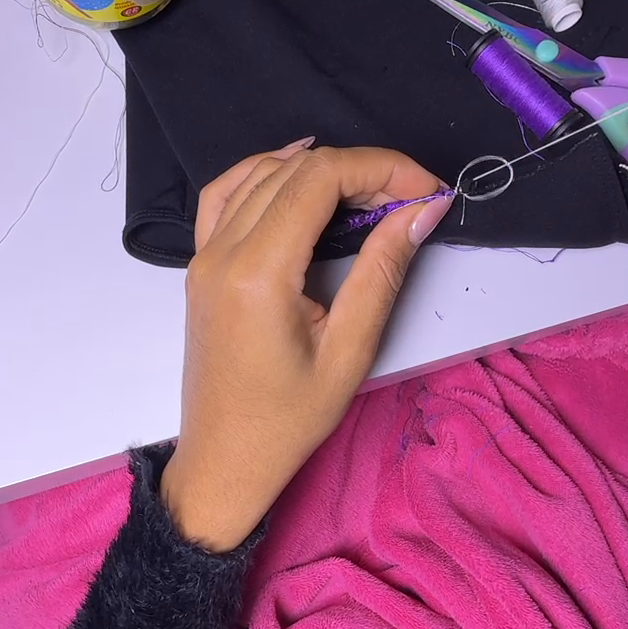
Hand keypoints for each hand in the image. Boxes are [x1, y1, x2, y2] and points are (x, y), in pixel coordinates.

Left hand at [160, 142, 452, 549]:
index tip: (427, 192)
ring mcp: (203, 256)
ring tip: (368, 196)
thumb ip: (382, 270)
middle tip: (408, 200)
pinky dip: (266, 175)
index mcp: (258, 272)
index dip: (381, 169)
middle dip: (360, 170)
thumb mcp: (349, 352)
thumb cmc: (287, 422)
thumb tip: (423, 208)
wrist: (225, 460)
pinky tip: (297, 178)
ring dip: (318, 170)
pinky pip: (226, 197)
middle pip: (294, 169)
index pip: (319, 178)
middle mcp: (221, 252)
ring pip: (260, 174)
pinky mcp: (200, 267)